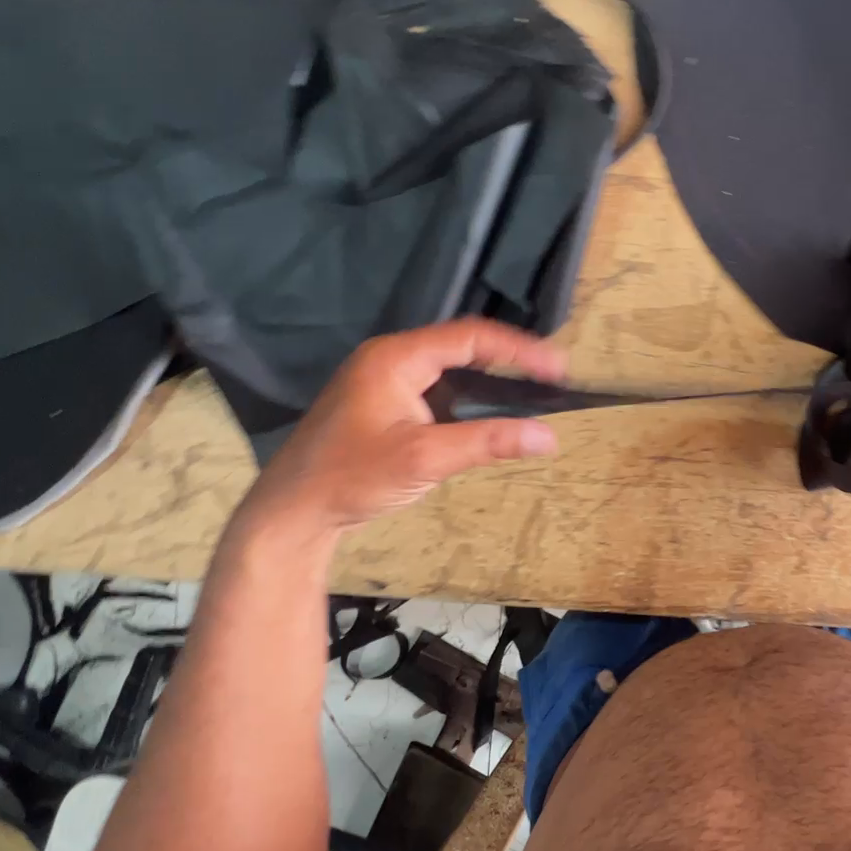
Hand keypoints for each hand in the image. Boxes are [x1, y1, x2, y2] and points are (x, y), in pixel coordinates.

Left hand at [241, 319, 566, 536]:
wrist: (293, 512)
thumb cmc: (352, 477)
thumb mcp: (426, 458)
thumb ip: (489, 442)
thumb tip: (549, 436)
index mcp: (396, 358)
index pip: (470, 337)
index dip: (518, 349)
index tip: (558, 367)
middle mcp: (390, 359)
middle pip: (462, 347)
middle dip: (510, 360)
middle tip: (552, 377)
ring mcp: (385, 382)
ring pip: (451, 369)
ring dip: (491, 379)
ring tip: (533, 393)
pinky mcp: (385, 405)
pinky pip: (439, 390)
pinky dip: (471, 398)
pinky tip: (492, 416)